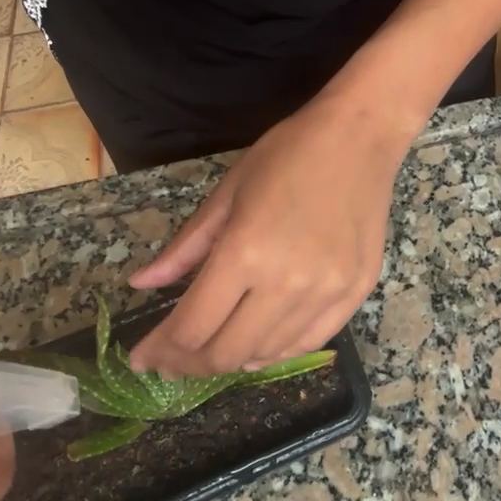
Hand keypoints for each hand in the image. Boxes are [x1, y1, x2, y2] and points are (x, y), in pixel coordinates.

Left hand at [126, 93, 415, 376]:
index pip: (192, 327)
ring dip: (234, 358)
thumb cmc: (288, 153)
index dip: (160, 350)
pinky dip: (278, 351)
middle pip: (227, 354)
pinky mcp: (356, 291)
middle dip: (189, 364)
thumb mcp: (228, 192)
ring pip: (268, 355)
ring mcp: (327, 292)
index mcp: (245, 252)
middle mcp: (287, 283)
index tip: (142, 358)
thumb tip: (140, 284)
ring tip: (216, 345)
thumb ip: (186, 246)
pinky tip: (261, 342)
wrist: (359, 136)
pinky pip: (310, 342)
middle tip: (174, 357)